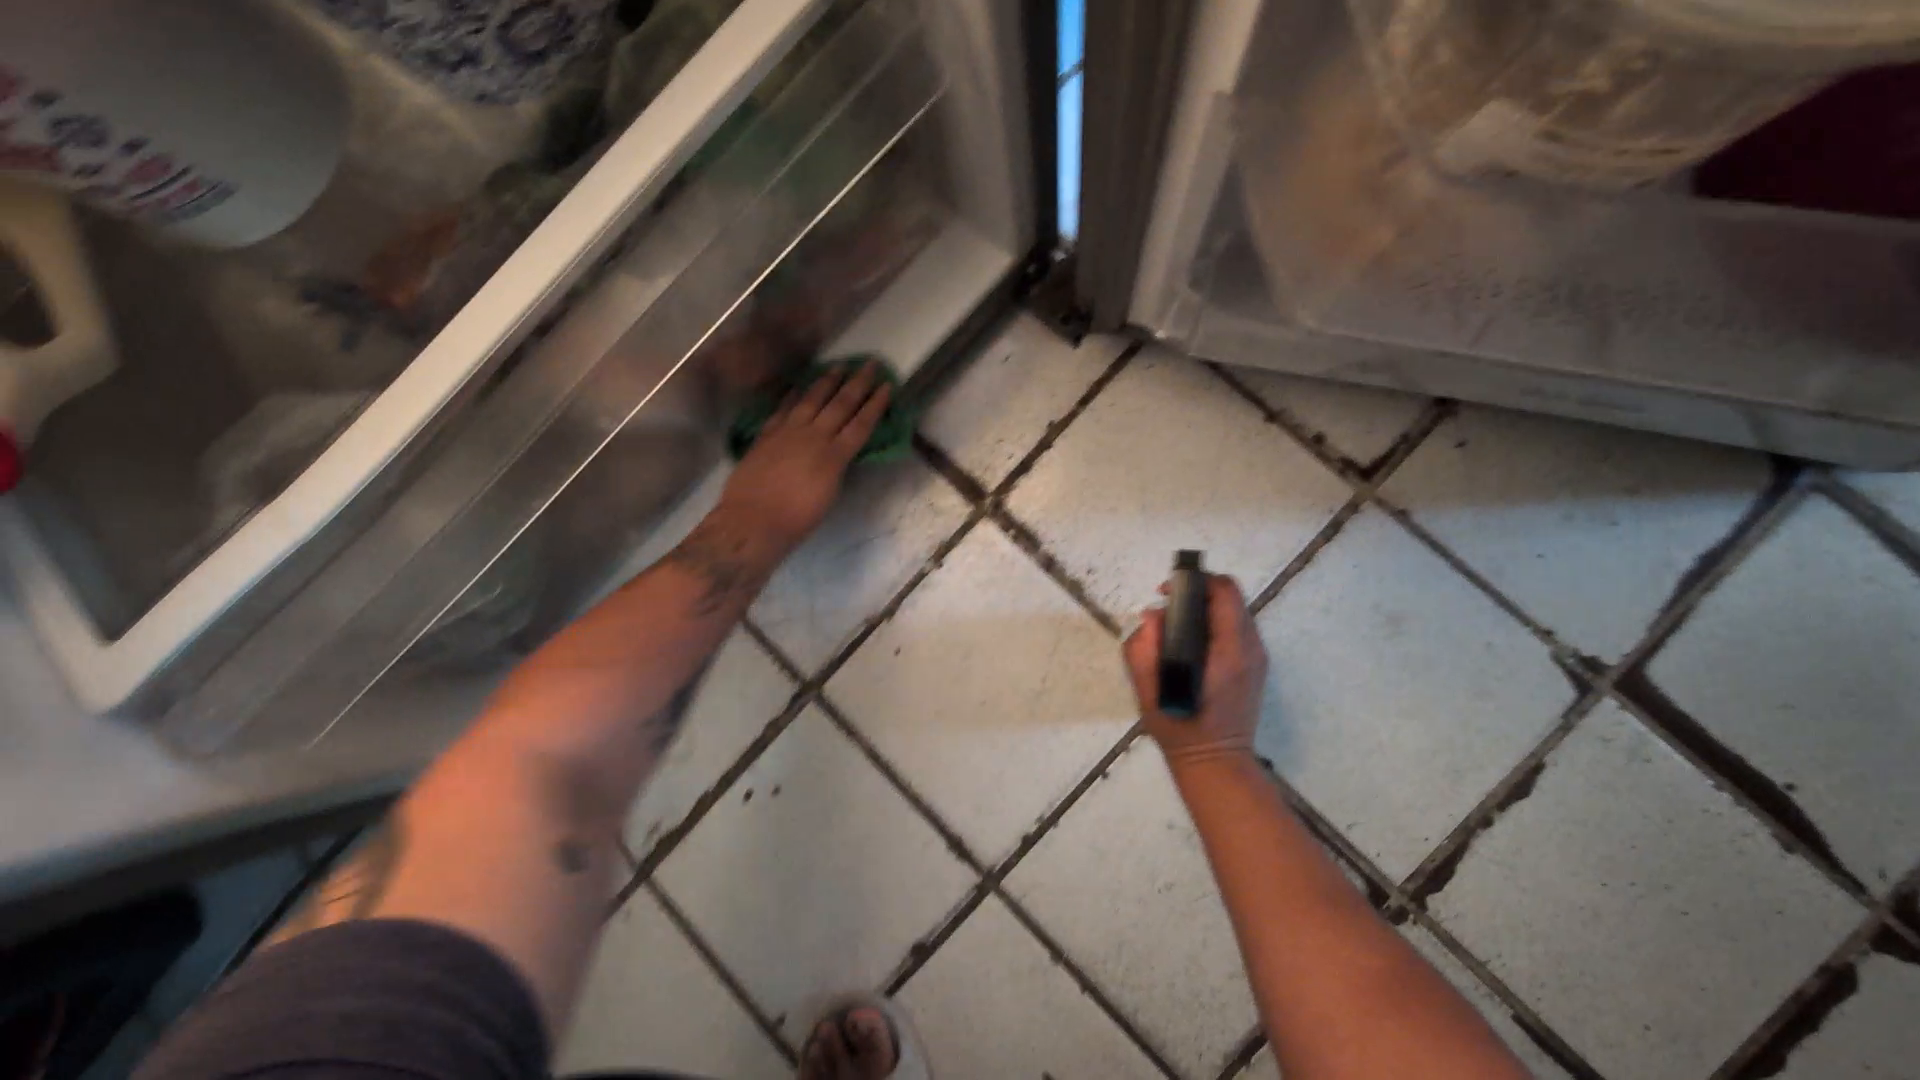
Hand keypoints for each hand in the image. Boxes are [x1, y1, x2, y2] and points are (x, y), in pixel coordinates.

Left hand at [718, 362, 890, 552]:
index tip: (887, 386)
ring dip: (827, 381)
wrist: (753, 520)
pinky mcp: (767, 434)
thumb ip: (836, 468)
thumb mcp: (829, 495)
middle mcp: (814, 436)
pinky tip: (799, 386)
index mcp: (834, 456)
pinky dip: (793, 395)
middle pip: (840, 404)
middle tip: (869, 364)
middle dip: (858, 383)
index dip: (876, 405)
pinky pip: (784, 408)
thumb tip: (839, 453)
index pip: (861, 424)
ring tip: (838, 366)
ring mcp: (788, 432)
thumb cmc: (796, 519)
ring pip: (811, 399)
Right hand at [1123, 574, 1269, 767]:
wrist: (1215, 763)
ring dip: (1205, 611)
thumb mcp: (1149, 690)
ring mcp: (1257, 658)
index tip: (1167, 592)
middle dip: (1197, 595)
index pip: (1224, 591)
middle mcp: (1251, 648)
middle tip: (1167, 610)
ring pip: (1233, 614)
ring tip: (1176, 628)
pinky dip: (1213, 628)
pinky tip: (1191, 647)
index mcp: (1230, 650)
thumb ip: (1144, 648)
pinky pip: (1235, 632)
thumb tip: (1152, 616)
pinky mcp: (1254, 668)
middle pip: (1229, 599)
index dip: (1195, 581)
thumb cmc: (1180, 728)